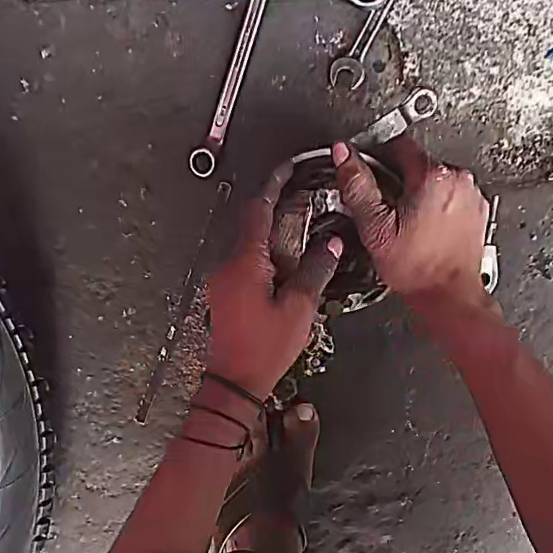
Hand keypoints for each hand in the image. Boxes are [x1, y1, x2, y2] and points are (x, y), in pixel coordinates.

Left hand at [204, 163, 343, 397]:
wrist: (234, 381)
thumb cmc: (263, 350)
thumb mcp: (299, 309)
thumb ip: (315, 271)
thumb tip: (330, 246)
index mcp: (245, 263)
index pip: (257, 211)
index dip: (273, 186)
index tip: (287, 171)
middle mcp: (227, 266)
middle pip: (249, 223)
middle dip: (274, 209)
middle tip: (299, 201)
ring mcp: (222, 279)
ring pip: (245, 243)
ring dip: (269, 234)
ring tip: (296, 235)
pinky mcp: (222, 293)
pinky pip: (241, 261)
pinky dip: (261, 254)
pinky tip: (281, 266)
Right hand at [332, 136, 490, 314]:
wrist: (449, 294)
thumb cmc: (417, 269)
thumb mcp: (376, 229)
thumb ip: (358, 187)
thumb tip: (344, 156)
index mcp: (432, 176)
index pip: (398, 145)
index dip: (378, 160)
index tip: (370, 177)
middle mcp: (457, 179)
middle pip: (417, 164)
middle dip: (399, 182)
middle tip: (386, 211)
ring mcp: (470, 194)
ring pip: (434, 180)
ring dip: (418, 194)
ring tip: (407, 224)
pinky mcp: (476, 210)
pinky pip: (450, 197)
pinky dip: (436, 207)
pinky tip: (425, 230)